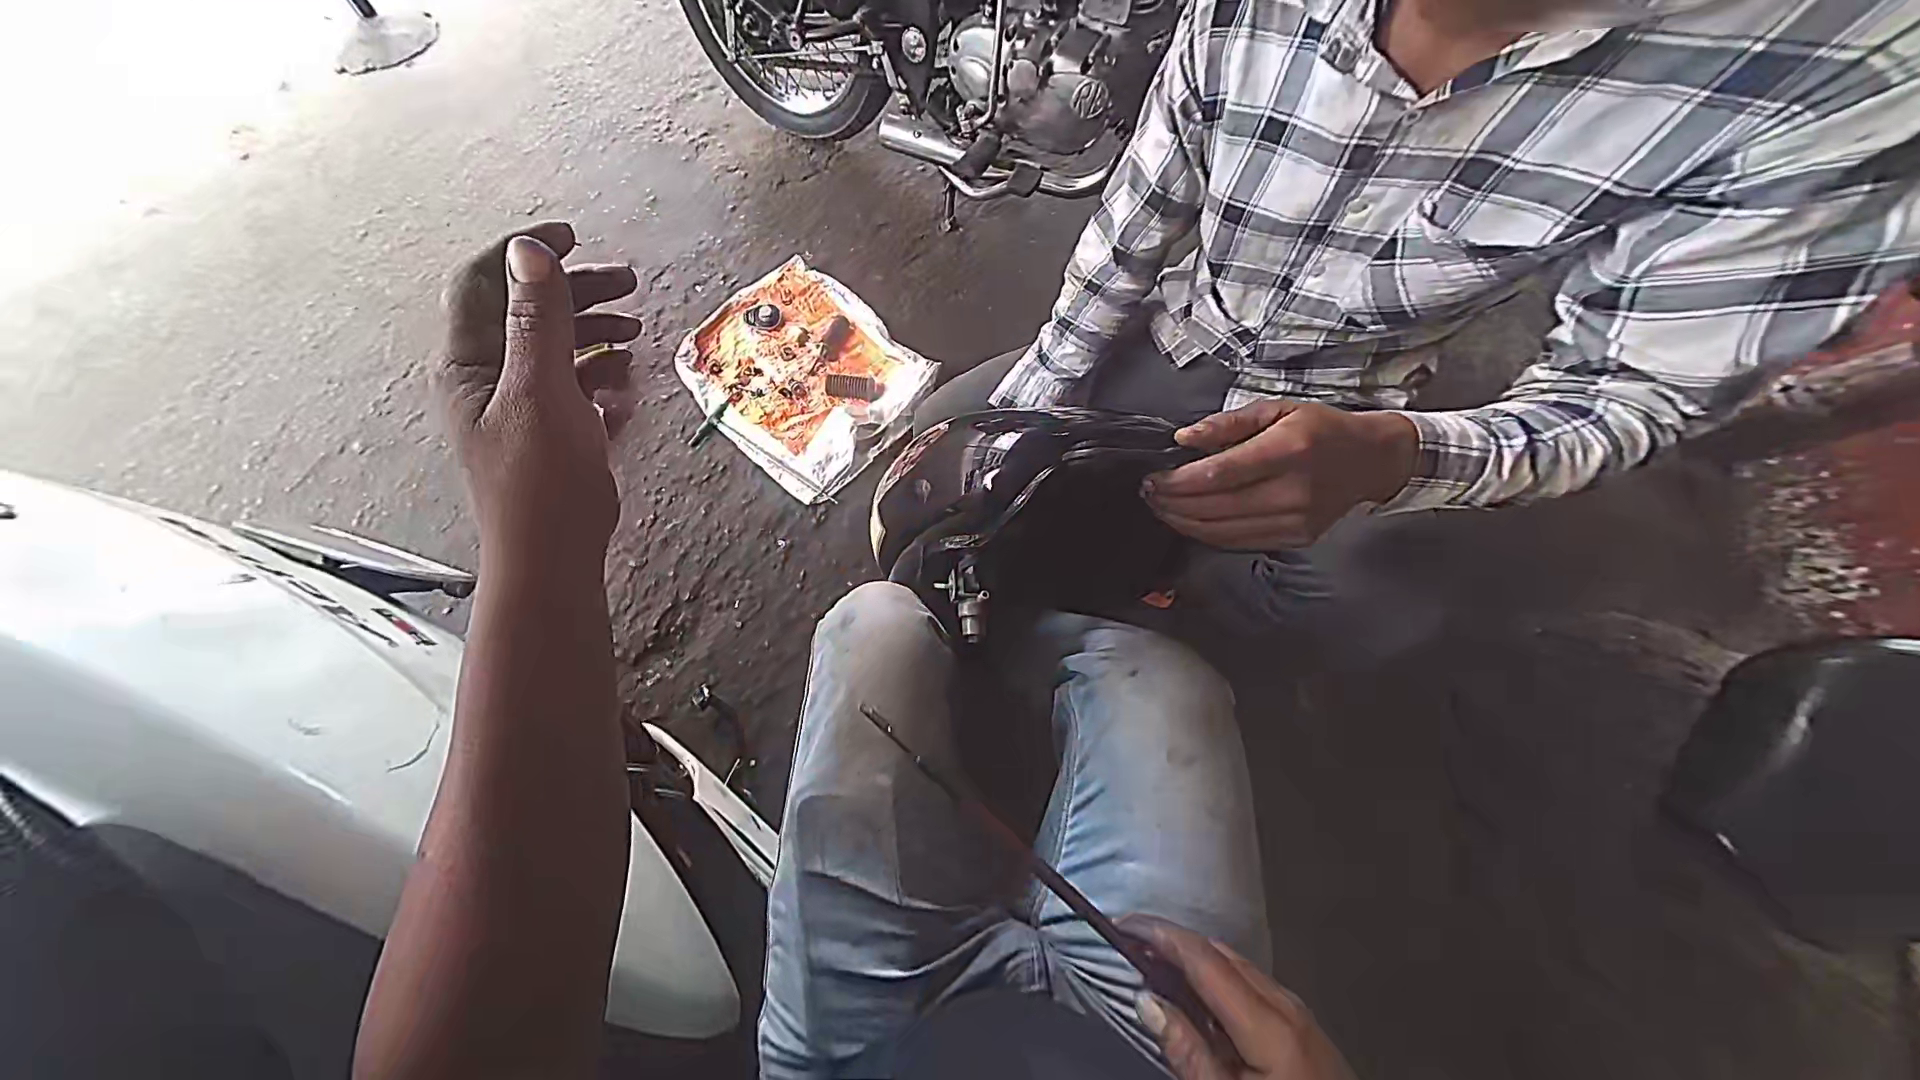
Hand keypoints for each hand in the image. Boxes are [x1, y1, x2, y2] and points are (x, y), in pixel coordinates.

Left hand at [436, 222, 640, 563]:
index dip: (525, 253)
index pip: (487, 284)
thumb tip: (531, 251)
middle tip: (628, 284)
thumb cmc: (540, 477)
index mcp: (471, 363)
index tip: (572, 236)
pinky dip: (604, 382)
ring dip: (598, 337)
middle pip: (532, 315)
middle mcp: (493, 378)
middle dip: (578, 294)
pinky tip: (625, 393)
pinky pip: (580, 390)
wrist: (555, 551)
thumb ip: (539, 322)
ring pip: (562, 352)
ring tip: (636, 335)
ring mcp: (527, 407)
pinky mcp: (559, 432)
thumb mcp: (540, 392)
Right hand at [1123, 916, 1356, 1079]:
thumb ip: (1188, 1052)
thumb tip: (1146, 1000)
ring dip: (1193, 955)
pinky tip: (1197, 994)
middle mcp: (1286, 1005)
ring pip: (1236, 964)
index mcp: (1268, 1025)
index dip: (1159, 934)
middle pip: (1219, 951)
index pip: (1202, 956)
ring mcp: (1300, 1015)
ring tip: (1154, 964)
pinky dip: (1216, 974)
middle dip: (1172, 940)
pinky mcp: (1305, 1029)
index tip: (1121, 926)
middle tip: (1130, 946)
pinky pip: (1251, 983)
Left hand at [1142, 401, 1416, 549]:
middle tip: (1148, 493)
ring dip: (1181, 521)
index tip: (1153, 479)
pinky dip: (1204, 533)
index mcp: (1288, 450)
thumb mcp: (1275, 410)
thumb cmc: (1320, 430)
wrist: (1369, 460)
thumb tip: (1184, 437)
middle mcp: (1293, 489)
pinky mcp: (1294, 538)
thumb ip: (1226, 423)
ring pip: (1220, 530)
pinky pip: (1236, 541)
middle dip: (1171, 503)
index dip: (1178, 481)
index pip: (1219, 474)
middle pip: (1213, 507)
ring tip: (1160, 507)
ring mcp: (1295, 519)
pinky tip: (1188, 520)